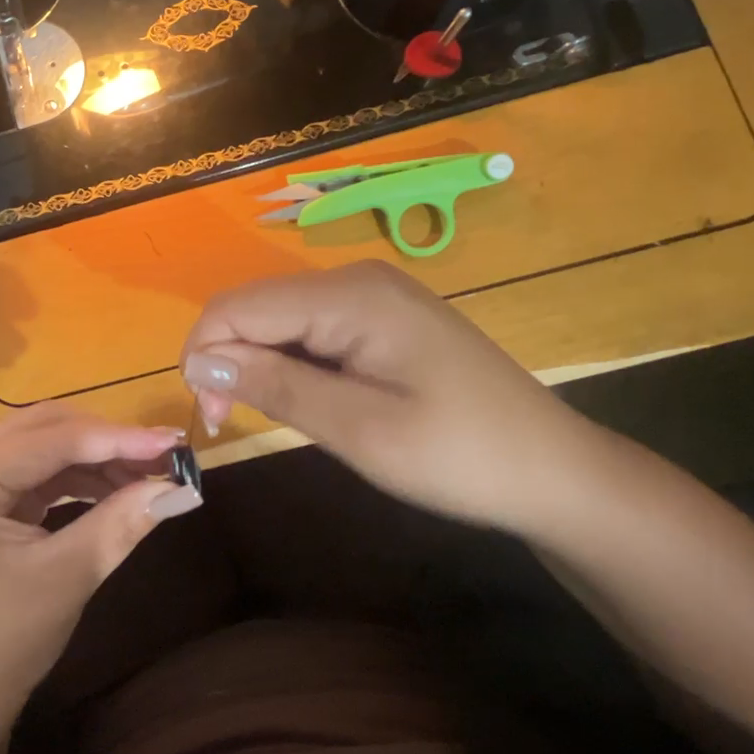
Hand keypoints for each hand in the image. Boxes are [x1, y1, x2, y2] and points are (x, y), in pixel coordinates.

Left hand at [0, 404, 201, 726]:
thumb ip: (119, 523)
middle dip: (108, 440)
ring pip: (46, 446)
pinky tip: (122, 487)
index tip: (175, 443)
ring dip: (99, 457)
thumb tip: (181, 486)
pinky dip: (83, 477)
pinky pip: (42, 472)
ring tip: (154, 474)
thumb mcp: (67, 577)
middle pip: (45, 430)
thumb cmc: (6, 639)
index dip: (116, 439)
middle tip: (168, 455)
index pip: (49, 441)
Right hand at [180, 260, 608, 533]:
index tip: (211, 419)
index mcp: (351, 297)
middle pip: (254, 307)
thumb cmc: (459, 456)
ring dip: (255, 365)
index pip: (237, 306)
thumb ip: (275, 387)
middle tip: (232, 424)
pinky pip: (309, 330)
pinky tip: (306, 400)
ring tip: (270, 417)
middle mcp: (356, 281)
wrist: (554, 472)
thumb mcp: (359, 429)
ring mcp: (372, 297)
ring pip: (277, 319)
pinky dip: (289, 365)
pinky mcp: (382, 319)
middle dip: (226, 360)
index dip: (205, 356)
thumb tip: (199, 363)